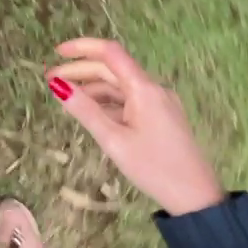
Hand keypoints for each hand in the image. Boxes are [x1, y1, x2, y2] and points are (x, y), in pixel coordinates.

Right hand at [47, 38, 225, 215]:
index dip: (82, 47)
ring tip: (67, 101)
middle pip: (112, 69)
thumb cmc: (154, 168)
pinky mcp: (162, 117)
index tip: (57, 52)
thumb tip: (57, 85)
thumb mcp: (114, 140)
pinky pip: (129, 101)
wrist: (197, 200)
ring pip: (120, 87)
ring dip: (92, 89)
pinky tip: (92, 114)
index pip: (110, 53)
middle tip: (50, 82)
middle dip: (80, 72)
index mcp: (143, 89)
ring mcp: (159, 103)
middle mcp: (153, 89)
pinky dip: (108, 103)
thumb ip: (84, 110)